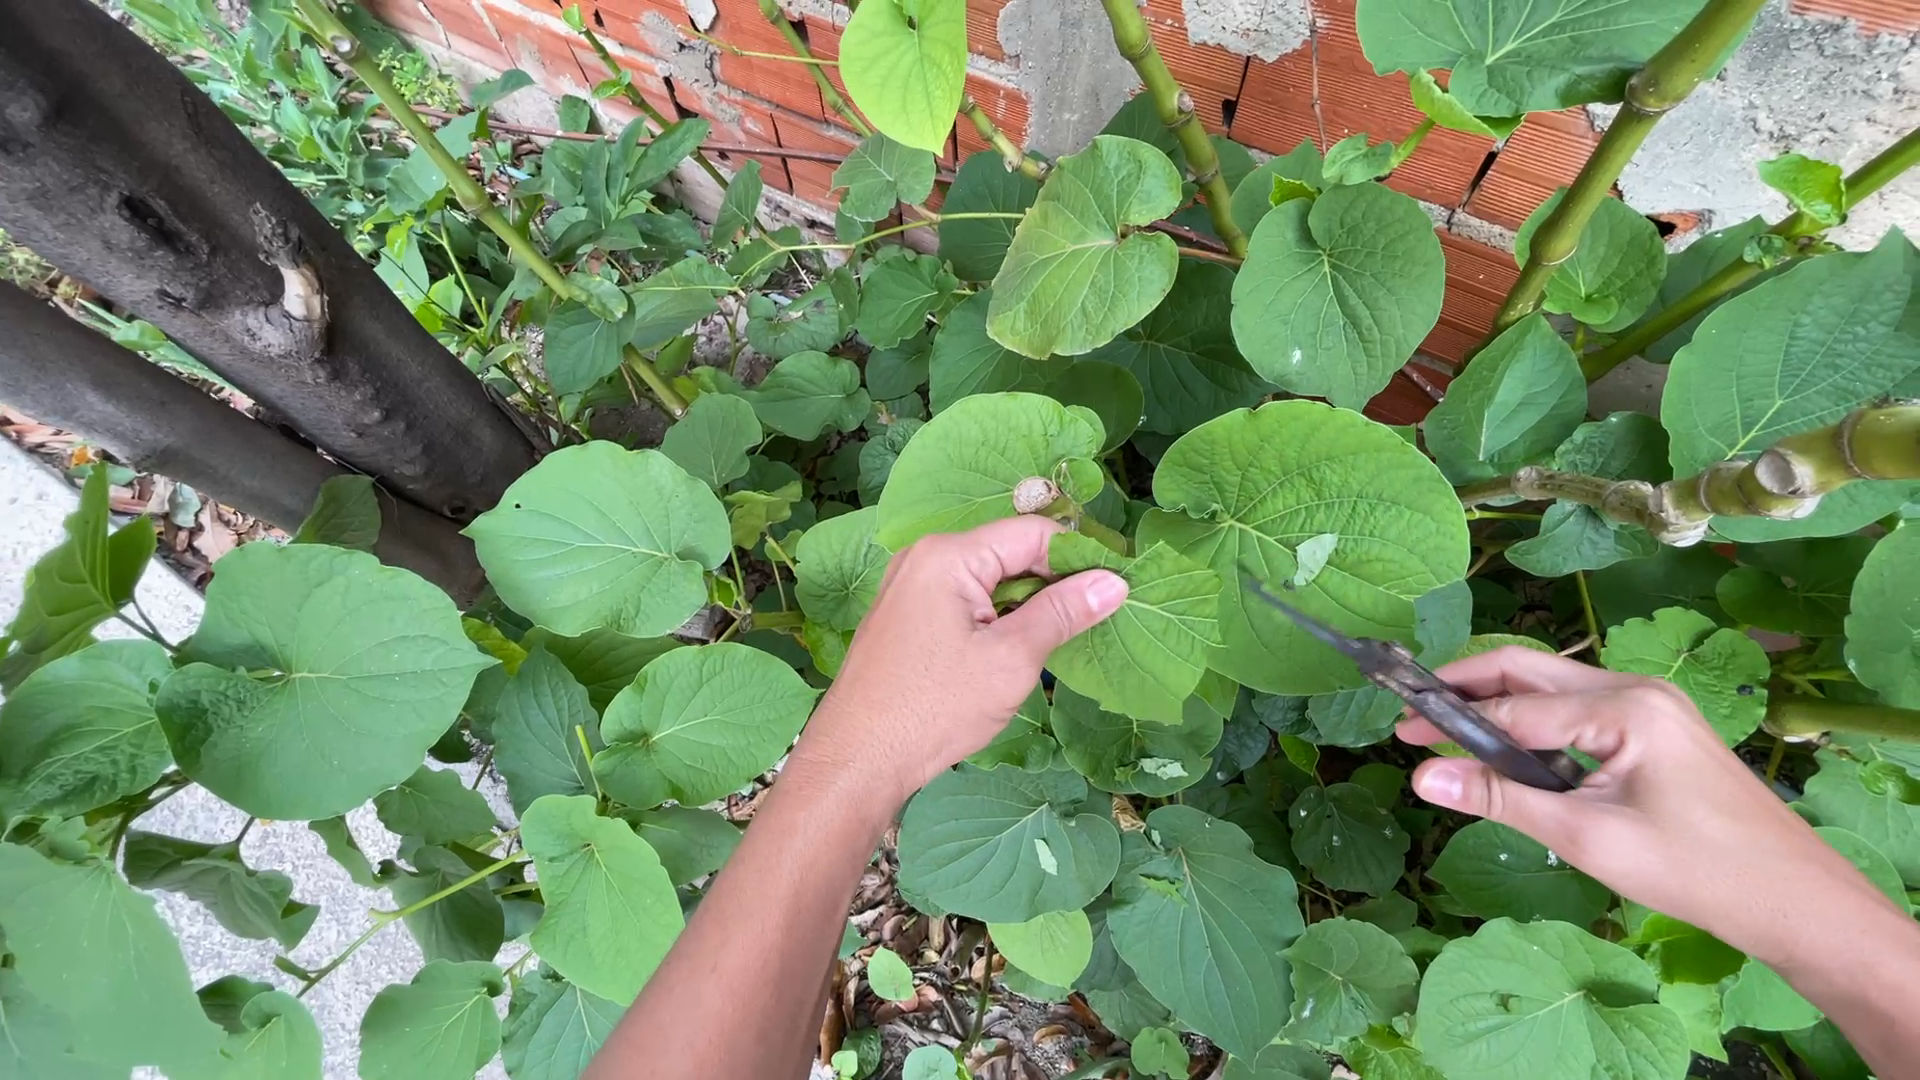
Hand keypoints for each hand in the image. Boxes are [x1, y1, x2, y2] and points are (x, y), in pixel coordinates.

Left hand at [788, 515, 1127, 803]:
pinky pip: (965, 598)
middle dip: (1053, 581)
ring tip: (1063, 636)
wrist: (856, 760)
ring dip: (1027, 603)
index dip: (1079, 557)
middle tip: (1096, 616)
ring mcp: (910, 585)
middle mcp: (924, 557)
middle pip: (1008, 552)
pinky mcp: (907, 614)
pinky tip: (1019, 646)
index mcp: (948, 555)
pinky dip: (997, 616)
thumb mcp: (1010, 660)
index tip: (1117, 587)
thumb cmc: (932, 709)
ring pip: (989, 578)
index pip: (1032, 533)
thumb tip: (1114, 582)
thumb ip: (1063, 612)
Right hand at [1396, 646, 1902, 967]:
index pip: (1512, 709)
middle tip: (1414, 715)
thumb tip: (1421, 777)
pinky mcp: (1652, 724)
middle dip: (1463, 688)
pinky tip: (1509, 750)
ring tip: (1449, 731)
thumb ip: (1500, 799)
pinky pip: (1571, 708)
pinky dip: (1528, 721)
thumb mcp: (1587, 838)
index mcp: (1624, 707)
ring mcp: (1647, 703)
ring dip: (1494, 703)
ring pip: (1545, 686)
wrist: (1806, 910)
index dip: (1450, 721)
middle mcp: (1634, 689)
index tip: (1401, 733)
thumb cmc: (1697, 873)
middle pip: (1524, 670)